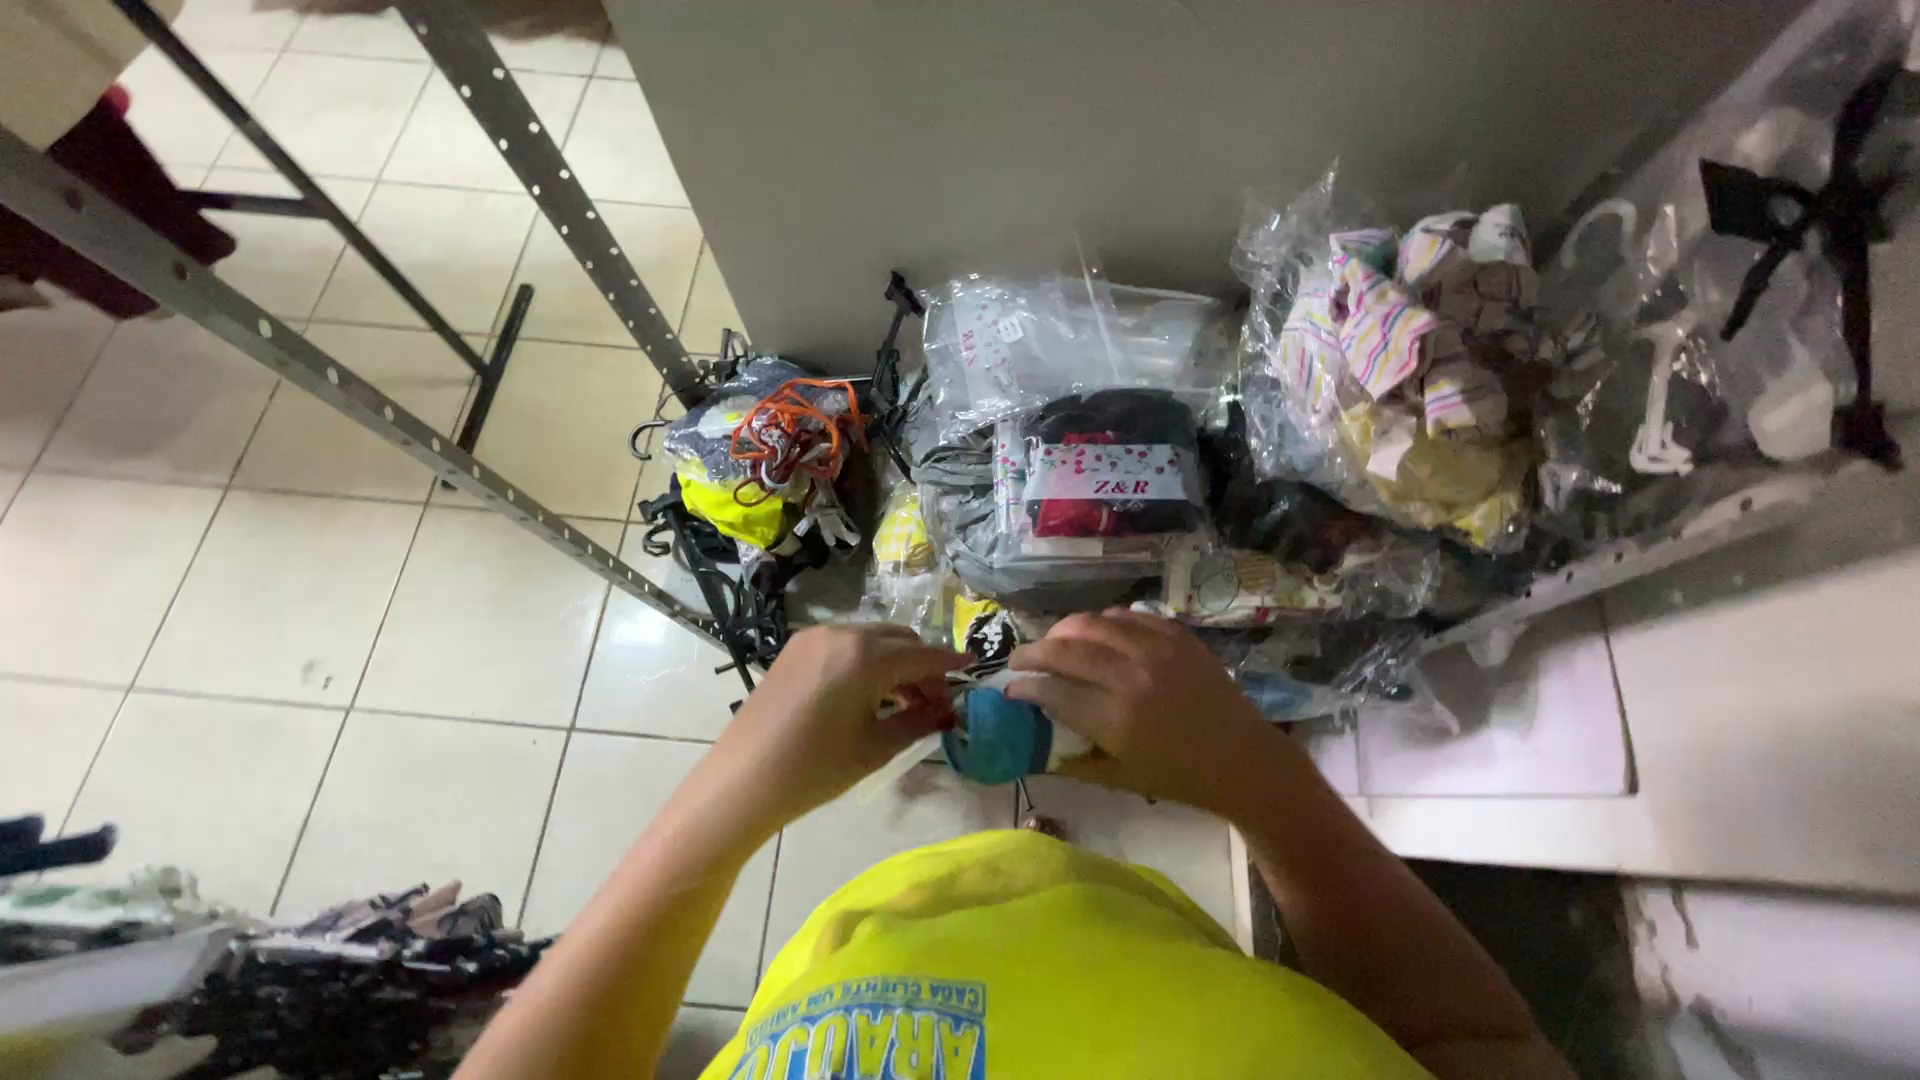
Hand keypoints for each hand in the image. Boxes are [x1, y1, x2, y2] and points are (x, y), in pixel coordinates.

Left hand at [696, 624, 966, 838]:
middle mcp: (842, 634)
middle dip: (923, 665)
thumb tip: (950, 711)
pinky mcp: (795, 648)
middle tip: (938, 701)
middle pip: (899, 640)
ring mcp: (814, 637)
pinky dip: (867, 661)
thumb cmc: (814, 769)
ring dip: (896, 662)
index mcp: (866, 656)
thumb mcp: (875, 747)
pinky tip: (871, 693)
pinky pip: (845, 644)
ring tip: (907, 702)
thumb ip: (919, 721)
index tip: (972, 667)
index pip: (922, 655)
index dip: (950, 663)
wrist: (742, 781)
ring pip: (872, 639)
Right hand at [1005, 609, 1291, 819]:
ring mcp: (1156, 650)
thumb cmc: (1178, 778)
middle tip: (1019, 660)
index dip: (1024, 687)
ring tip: (1053, 643)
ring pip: (1092, 623)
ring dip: (1063, 631)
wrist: (1243, 759)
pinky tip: (1095, 632)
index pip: (1051, 691)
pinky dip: (1103, 621)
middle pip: (1064, 650)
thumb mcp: (1118, 776)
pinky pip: (1127, 615)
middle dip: (1031, 652)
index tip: (1011, 689)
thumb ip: (1072, 756)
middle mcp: (1131, 677)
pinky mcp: (1177, 636)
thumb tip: (1033, 741)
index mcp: (1115, 719)